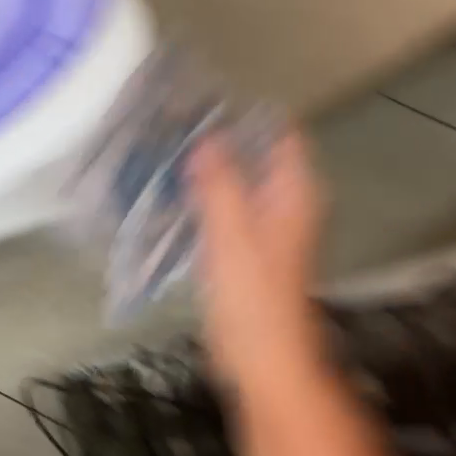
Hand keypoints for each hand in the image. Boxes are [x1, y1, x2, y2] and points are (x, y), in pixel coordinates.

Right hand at [187, 129, 327, 389]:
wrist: (261, 356)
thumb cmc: (252, 297)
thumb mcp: (232, 236)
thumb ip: (220, 185)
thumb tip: (205, 138)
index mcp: (294, 195)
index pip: (280, 135)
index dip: (247, 114)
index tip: (202, 98)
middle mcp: (284, 205)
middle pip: (255, 156)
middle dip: (218, 138)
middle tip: (169, 122)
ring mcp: (263, 229)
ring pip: (235, 183)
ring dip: (205, 169)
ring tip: (161, 151)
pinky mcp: (242, 252)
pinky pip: (220, 210)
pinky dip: (198, 198)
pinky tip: (166, 196)